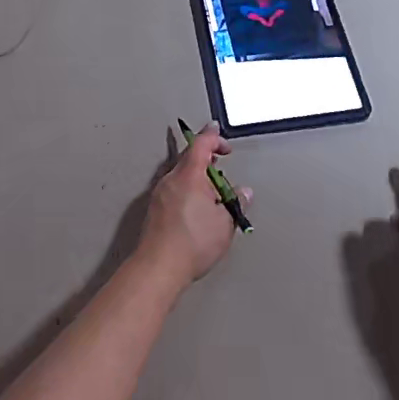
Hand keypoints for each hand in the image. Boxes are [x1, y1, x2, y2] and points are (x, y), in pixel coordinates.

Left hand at [136, 123, 250, 285]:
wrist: (159, 265)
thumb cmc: (190, 244)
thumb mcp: (225, 223)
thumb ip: (236, 204)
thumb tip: (243, 194)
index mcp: (189, 176)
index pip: (200, 144)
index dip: (212, 136)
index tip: (219, 134)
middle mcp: (171, 179)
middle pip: (188, 157)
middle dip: (207, 157)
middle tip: (220, 163)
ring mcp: (160, 192)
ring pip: (181, 173)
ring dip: (197, 175)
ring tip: (213, 192)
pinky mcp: (155, 206)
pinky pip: (174, 187)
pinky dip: (187, 188)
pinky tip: (197, 207)